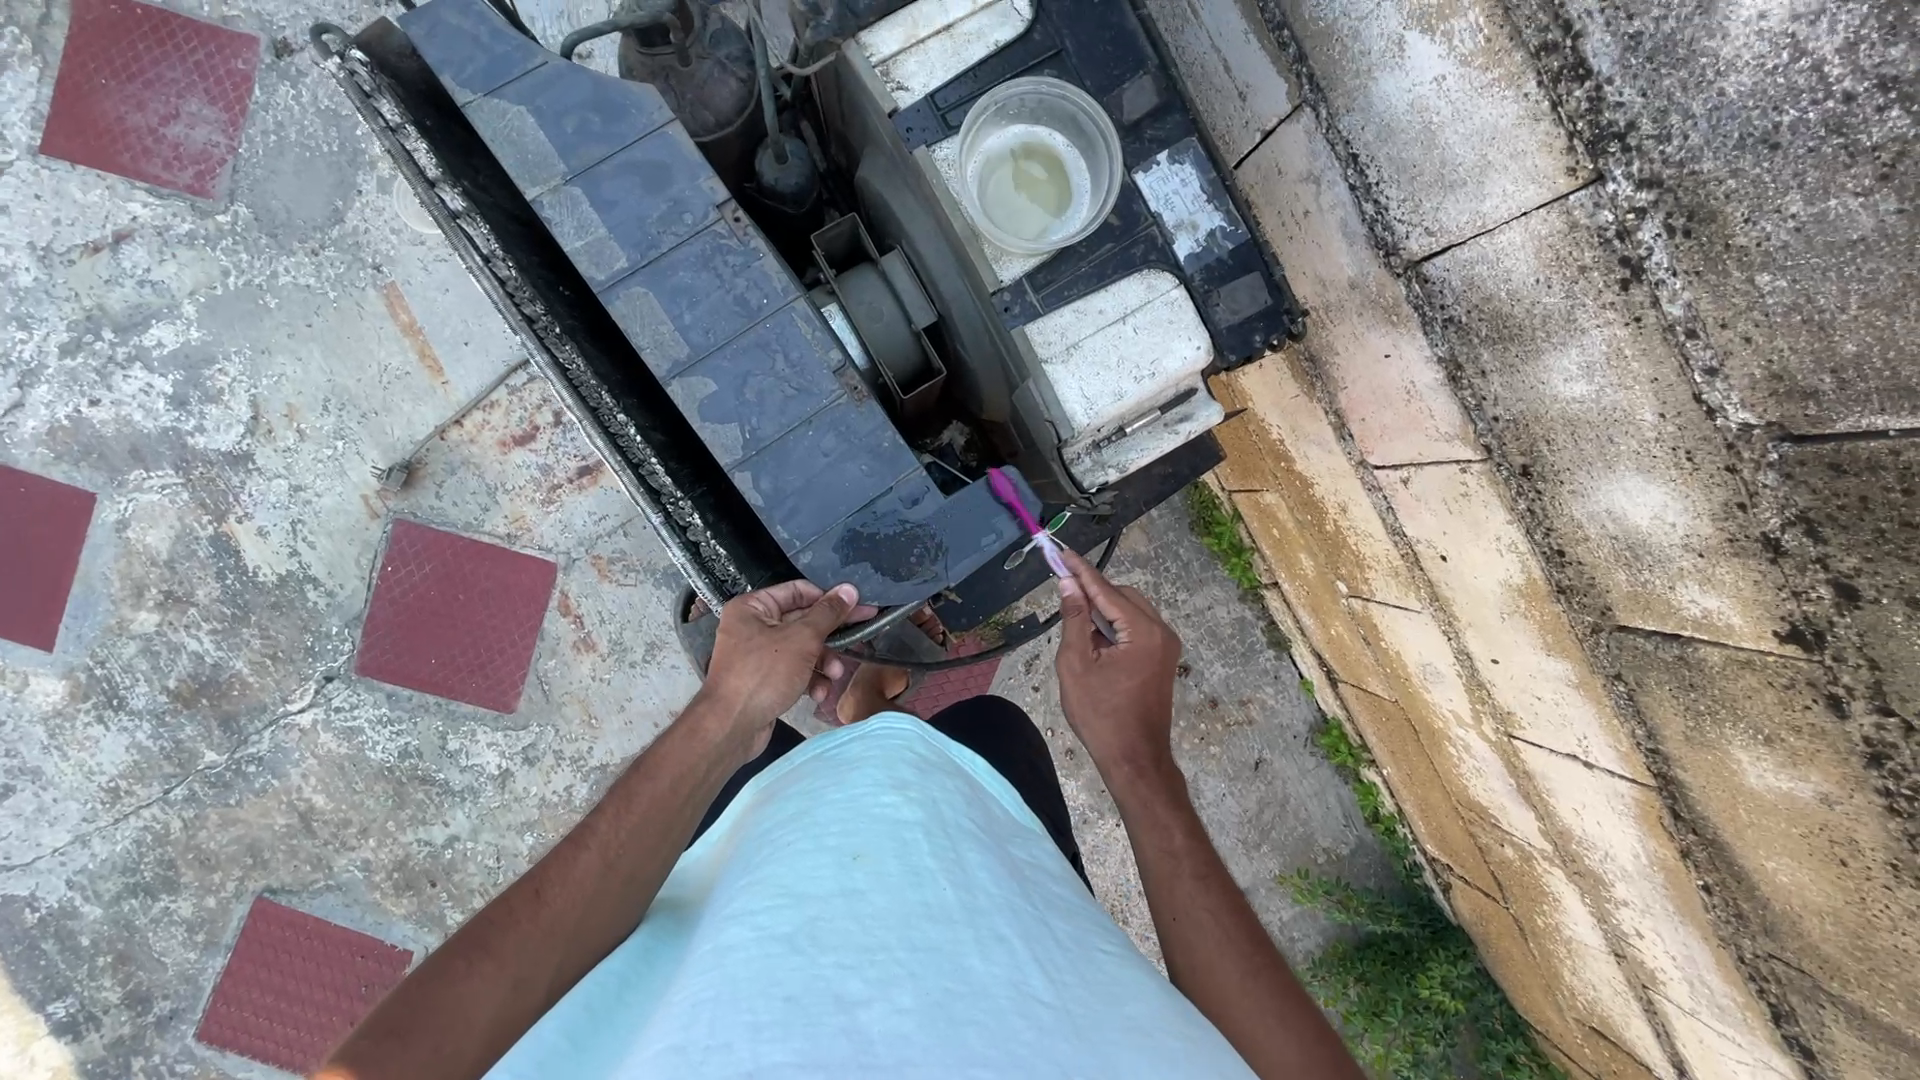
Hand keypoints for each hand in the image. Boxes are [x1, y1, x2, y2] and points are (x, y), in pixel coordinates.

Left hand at [699, 581, 874, 753]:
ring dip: (823, 662)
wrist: (731, 728)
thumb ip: (828, 614)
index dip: (828, 598)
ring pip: (803, 650)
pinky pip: (794, 671)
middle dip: (829, 637)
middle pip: (803, 622)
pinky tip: (818, 694)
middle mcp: (753, 627)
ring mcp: (758, 655)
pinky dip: (809, 680)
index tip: (857, 605)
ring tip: (835, 675)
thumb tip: (849, 590)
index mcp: (753, 607)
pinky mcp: (765, 680)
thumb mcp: (802, 639)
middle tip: (860, 635)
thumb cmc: (763, 674)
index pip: (798, 592)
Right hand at [1054, 547, 1182, 780]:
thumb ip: (1074, 619)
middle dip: (1094, 590)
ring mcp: (1166, 647)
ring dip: (1104, 609)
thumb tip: (1069, 584)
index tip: (1062, 552)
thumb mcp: (1077, 664)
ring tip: (1075, 616)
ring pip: (1131, 611)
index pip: (1106, 591)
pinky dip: (1115, 625)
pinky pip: (1137, 628)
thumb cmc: (1100, 715)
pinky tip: (1094, 636)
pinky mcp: (1162, 659)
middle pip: (1124, 596)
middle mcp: (1162, 632)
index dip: (1081, 571)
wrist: (1134, 758)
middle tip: (1064, 588)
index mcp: (1143, 631)